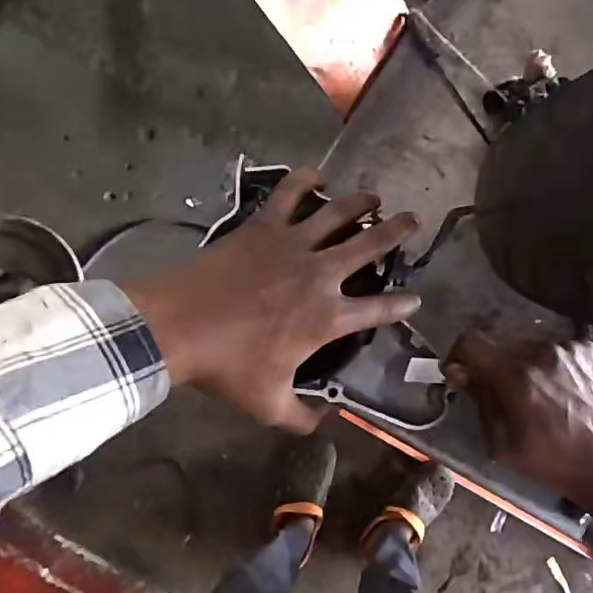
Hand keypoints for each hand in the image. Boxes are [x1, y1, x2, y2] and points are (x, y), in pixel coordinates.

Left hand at [121, 168, 419, 432]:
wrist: (177, 327)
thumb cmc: (226, 366)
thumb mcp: (267, 404)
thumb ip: (303, 416)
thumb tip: (323, 419)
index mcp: (327, 317)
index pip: (379, 309)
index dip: (403, 303)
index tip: (415, 298)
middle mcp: (320, 274)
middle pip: (371, 244)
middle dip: (398, 231)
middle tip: (413, 220)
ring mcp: (293, 244)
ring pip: (338, 212)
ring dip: (362, 202)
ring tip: (374, 197)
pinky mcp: (265, 226)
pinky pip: (289, 195)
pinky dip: (304, 180)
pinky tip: (315, 174)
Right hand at [444, 332, 592, 513]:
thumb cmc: (551, 462)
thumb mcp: (502, 443)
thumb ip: (479, 400)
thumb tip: (459, 370)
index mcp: (516, 376)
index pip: (471, 341)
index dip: (460, 355)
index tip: (462, 371)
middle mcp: (541, 352)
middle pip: (501, 345)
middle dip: (496, 367)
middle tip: (506, 396)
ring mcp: (567, 348)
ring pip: (529, 347)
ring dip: (525, 366)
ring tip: (539, 396)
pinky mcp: (587, 350)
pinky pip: (555, 349)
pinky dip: (551, 365)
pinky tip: (561, 389)